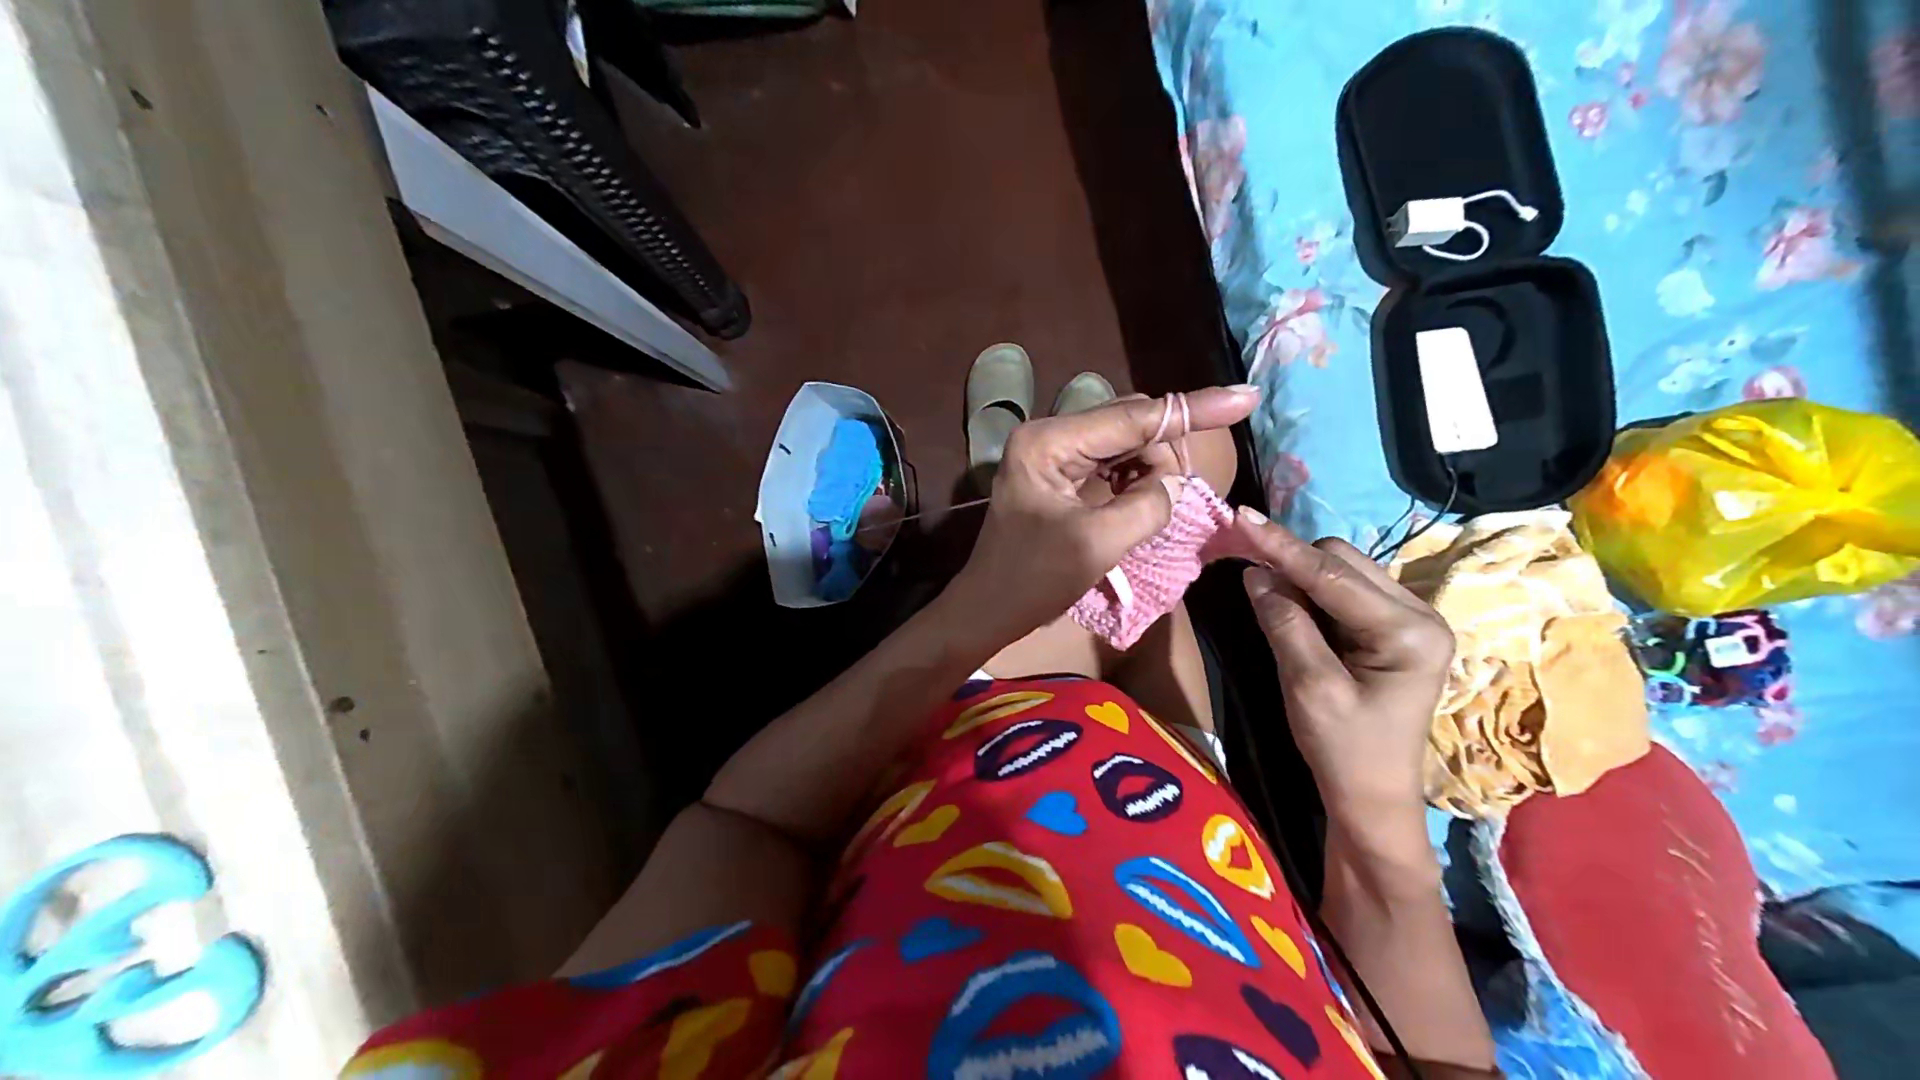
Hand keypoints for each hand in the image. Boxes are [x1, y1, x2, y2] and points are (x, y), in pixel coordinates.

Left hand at [952, 385, 1260, 642]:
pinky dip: (1133, 478)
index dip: (1191, 409)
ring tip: (1159, 502)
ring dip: (1151, 466)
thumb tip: (1174, 484)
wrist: (987, 608)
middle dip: (1165, 449)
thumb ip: (1146, 504)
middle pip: (1129, 421)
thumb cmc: (1032, 579)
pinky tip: (1143, 498)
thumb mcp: (1096, 544)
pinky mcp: (1056, 474)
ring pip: (1123, 441)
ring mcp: (1051, 453)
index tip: (1245, 397)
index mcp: (1049, 443)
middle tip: (1180, 493)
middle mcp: (1048, 436)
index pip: (1133, 416)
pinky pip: (1109, 462)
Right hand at [1230, 512, 1452, 830]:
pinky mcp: (1394, 629)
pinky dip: (1313, 592)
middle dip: (1292, 562)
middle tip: (1249, 577)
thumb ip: (1284, 623)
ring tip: (1270, 598)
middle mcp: (1420, 614)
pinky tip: (1294, 609)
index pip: (1332, 574)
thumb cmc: (1343, 749)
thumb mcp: (1308, 686)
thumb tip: (1256, 573)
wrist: (1372, 795)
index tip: (1240, 516)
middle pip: (1342, 560)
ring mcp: (1411, 620)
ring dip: (1301, 576)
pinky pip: (1346, 590)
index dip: (1281, 546)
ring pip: (1344, 570)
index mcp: (1408, 632)